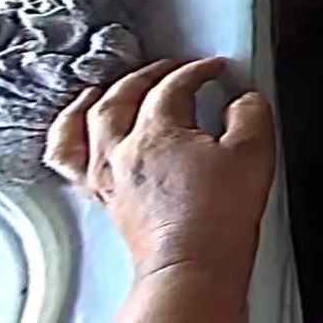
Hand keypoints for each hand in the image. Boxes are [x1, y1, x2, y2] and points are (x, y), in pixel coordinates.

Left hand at [45, 58, 275, 282]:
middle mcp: (121, 151)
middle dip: (146, 76)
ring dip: (91, 101)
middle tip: (170, 66)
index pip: (172, 88)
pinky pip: (68, 159)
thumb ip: (251, 112)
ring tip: (102, 89)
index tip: (216, 66)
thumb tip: (244, 99)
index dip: (197, 70)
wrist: (195, 255)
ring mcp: (105, 175)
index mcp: (158, 135)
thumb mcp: (255, 148)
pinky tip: (77, 136)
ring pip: (78, 127)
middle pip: (119, 100)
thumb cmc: (223, 206)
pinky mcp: (103, 196)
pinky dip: (68, 138)